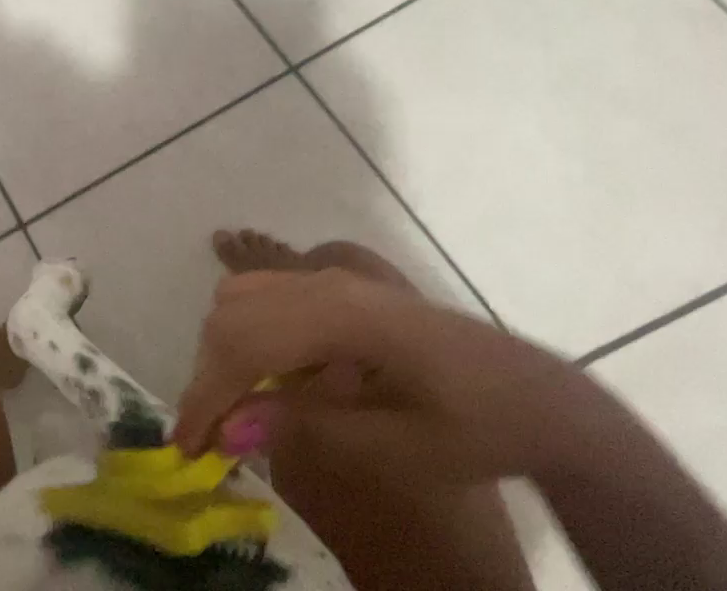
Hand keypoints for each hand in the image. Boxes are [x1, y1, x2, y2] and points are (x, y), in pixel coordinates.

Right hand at [173, 268, 612, 484]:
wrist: (541, 399)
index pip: (245, 345)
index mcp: (344, 317)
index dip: (206, 396)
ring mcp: (333, 278)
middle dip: (208, 375)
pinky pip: (266, 294)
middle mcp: (329, 283)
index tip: (186, 447)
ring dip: (223, 351)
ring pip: (241, 296)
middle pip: (231, 313)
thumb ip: (303, 428)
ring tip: (233, 407)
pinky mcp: (338, 286)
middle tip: (207, 436)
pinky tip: (264, 376)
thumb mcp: (392, 447)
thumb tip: (227, 430)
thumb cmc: (475, 429)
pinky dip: (245, 333)